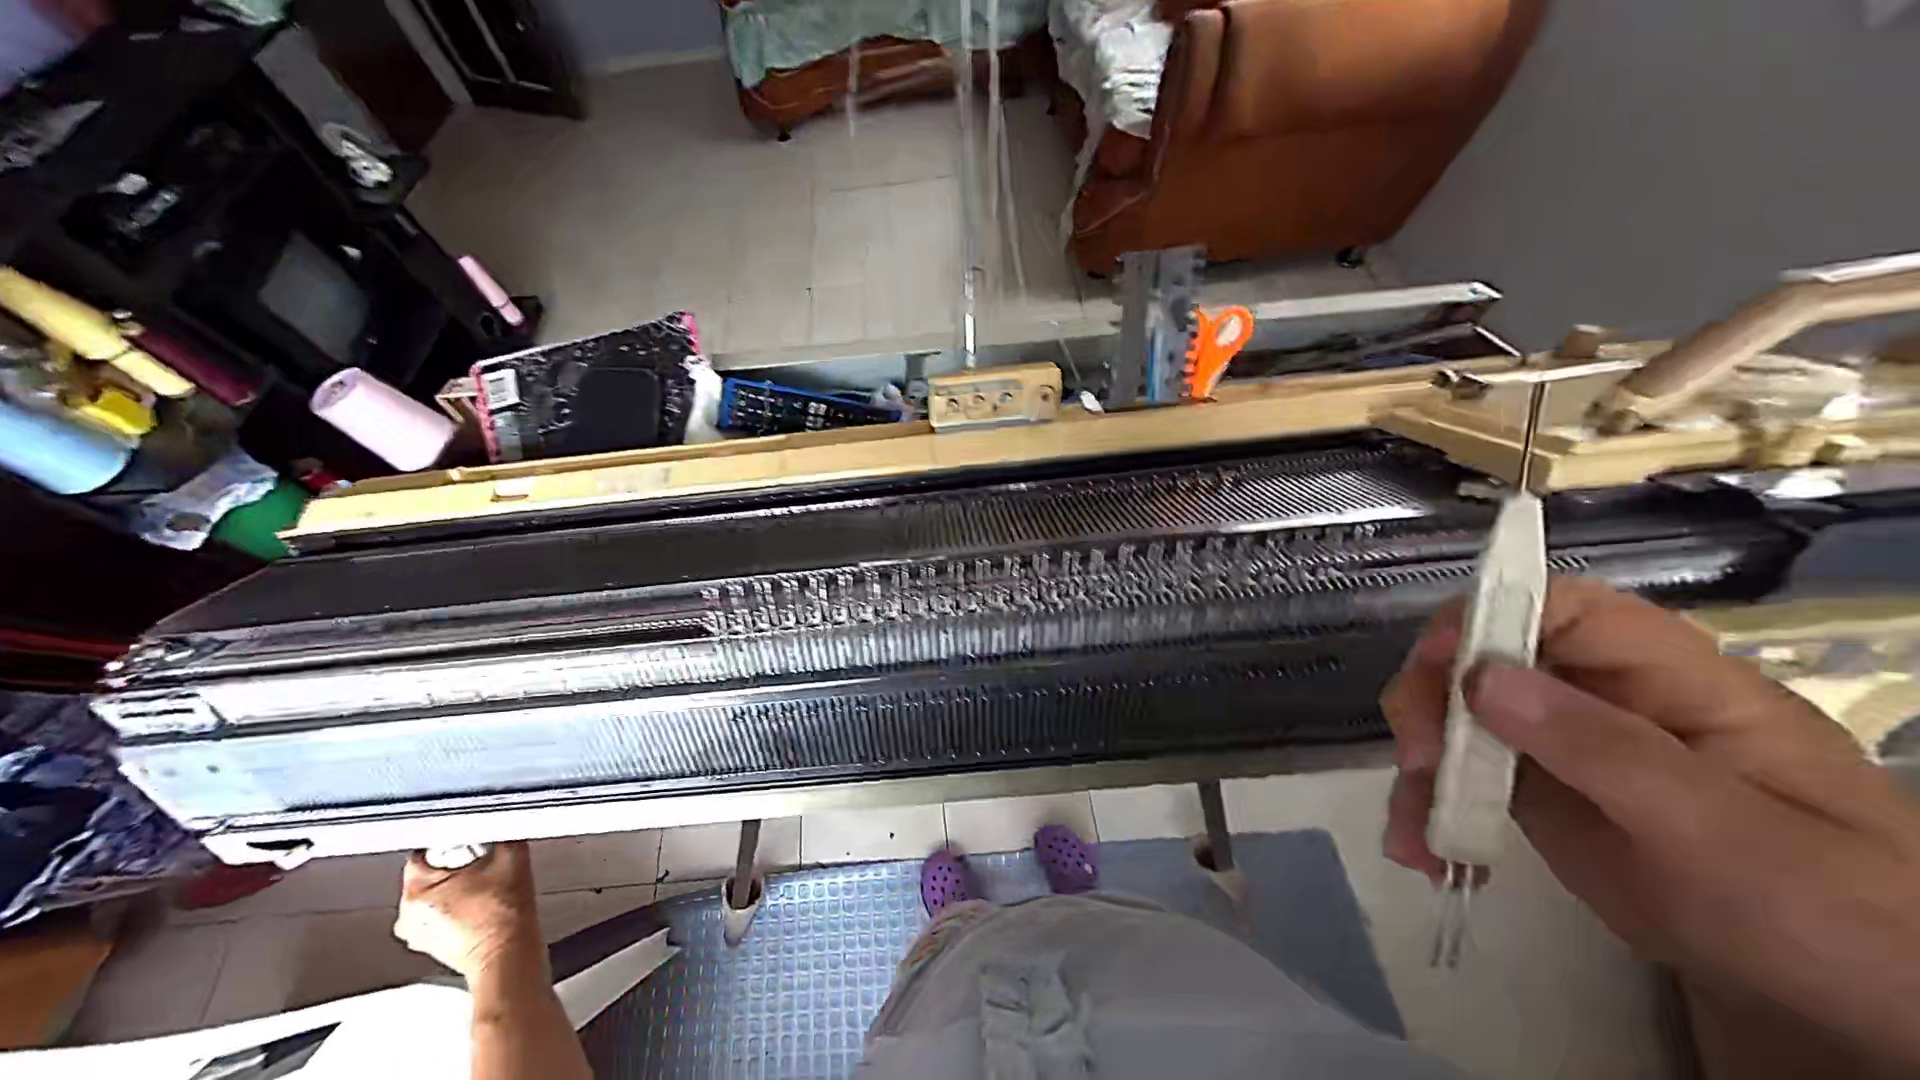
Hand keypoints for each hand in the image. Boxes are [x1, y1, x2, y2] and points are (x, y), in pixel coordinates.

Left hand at [394, 841, 543, 979]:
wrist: (510, 955)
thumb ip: (501, 834)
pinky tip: (483, 903)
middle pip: (430, 872)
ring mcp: (417, 932)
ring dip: (458, 886)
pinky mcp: (429, 943)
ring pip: (435, 892)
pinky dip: (458, 905)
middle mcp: (407, 915)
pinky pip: (440, 911)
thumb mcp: (513, 857)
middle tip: (483, 867)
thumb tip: (500, 823)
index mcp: (417, 893)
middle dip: (456, 865)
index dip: (453, 843)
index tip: (472, 845)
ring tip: (485, 887)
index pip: (425, 851)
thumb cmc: (504, 918)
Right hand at [1381, 577, 1919, 1060]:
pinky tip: (1426, 853)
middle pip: (1485, 657)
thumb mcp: (1730, 833)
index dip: (1490, 615)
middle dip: (1431, 700)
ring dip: (1419, 766)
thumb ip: (1609, 751)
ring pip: (1455, 717)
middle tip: (1417, 761)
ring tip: (1415, 830)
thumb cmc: (1833, 916)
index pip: (1567, 608)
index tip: (1435, 661)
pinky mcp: (1533, 793)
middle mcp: (1602, 699)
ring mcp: (1561, 747)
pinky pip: (1459, 779)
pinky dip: (1429, 810)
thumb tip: (1483, 678)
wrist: (1851, 1011)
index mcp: (1670, 680)